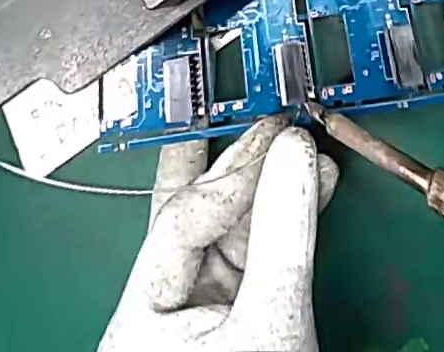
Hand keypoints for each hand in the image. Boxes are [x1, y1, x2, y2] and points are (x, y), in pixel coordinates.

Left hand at [99, 117, 338, 351]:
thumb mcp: (270, 324)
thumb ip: (283, 231)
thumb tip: (295, 151)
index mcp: (142, 316)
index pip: (185, 217)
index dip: (237, 171)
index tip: (282, 135)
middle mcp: (162, 307)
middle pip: (194, 212)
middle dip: (237, 162)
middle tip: (272, 120)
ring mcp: (198, 310)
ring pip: (229, 226)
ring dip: (270, 185)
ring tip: (296, 144)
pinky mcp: (233, 314)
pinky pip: (254, 249)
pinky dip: (282, 216)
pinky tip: (301, 187)